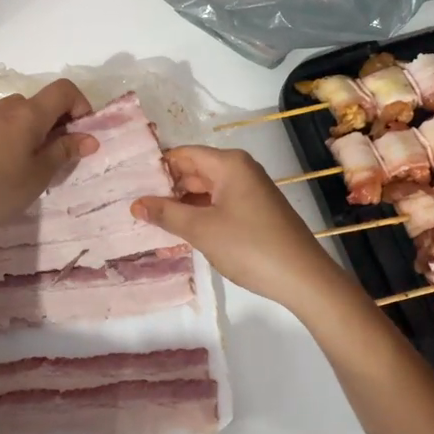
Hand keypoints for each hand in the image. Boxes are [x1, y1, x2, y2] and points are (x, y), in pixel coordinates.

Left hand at [0, 79, 97, 238]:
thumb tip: (89, 137)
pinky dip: (8, 139)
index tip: (83, 135)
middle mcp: (5, 108)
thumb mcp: (38, 176)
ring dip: (31, 132)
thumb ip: (64, 152)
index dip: (81, 105)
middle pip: (40, 103)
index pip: (64, 89)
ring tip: (28, 167)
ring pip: (16, 116)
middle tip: (58, 157)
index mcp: (28, 113)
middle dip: (56, 123)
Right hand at [134, 146, 352, 312]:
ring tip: (151, 220)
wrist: (304, 278)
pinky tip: (181, 231)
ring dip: (181, 204)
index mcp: (229, 164)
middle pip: (194, 170)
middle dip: (167, 188)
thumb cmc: (250, 246)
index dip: (157, 167)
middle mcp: (240, 170)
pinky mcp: (255, 212)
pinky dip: (199, 214)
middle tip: (135, 205)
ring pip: (206, 190)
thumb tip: (136, 204)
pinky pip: (219, 204)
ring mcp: (249, 191)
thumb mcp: (201, 230)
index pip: (183, 154)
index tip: (130, 183)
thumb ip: (166, 214)